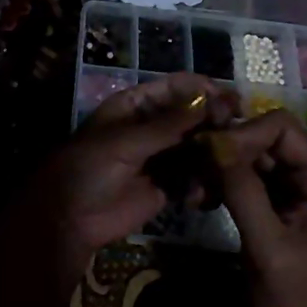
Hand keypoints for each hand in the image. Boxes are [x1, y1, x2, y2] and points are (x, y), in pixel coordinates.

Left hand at [17, 72, 237, 292]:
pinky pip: (196, 177)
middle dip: (215, 124)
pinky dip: (203, 183)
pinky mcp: (168, 185)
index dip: (203, 90)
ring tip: (223, 168)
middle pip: (193, 116)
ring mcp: (161, 156)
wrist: (70, 218)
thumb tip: (208, 102)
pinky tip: (200, 195)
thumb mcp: (124, 143)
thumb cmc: (89, 169)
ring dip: (213, 155)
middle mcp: (152, 126)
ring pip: (199, 147)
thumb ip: (167, 125)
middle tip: (235, 136)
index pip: (176, 88)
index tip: (230, 101)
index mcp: (135, 105)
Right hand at [203, 110, 306, 306]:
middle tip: (193, 173)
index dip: (244, 134)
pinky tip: (201, 199)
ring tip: (194, 192)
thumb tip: (215, 143)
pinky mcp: (278, 200)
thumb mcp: (267, 247)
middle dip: (227, 151)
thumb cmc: (293, 300)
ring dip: (219, 167)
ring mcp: (297, 188)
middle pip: (265, 137)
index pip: (282, 129)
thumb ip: (244, 192)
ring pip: (250, 155)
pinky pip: (245, 175)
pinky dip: (221, 182)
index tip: (208, 156)